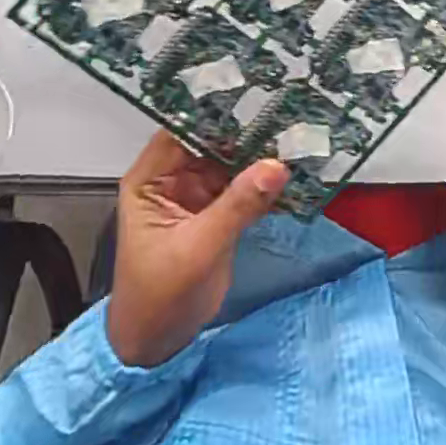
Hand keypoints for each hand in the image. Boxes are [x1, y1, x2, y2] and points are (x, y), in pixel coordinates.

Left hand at [105, 131, 288, 366]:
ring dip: (257, 157)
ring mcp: (194, 195)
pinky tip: (291, 173)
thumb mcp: (199, 248)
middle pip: (208, 144)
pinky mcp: (214, 213)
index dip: (214, 116)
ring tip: (296, 138)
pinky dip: (262, 184)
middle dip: (243, 135)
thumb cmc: (160, 295)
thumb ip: (237, 206)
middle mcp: (170, 179)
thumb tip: (276, 165)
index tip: (253, 102)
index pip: (181, 132)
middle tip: (286, 119)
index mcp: (150, 179)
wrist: (158, 342)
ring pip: (228, 164)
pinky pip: (240, 189)